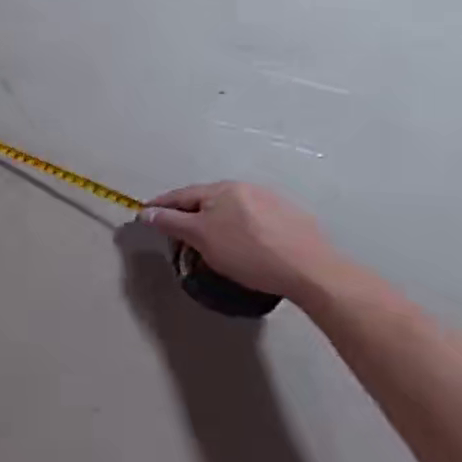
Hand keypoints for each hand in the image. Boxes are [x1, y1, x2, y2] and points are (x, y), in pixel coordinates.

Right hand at [139, 181, 349, 303]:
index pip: (180, 195)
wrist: (315, 273)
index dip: (160, 207)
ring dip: (217, 222)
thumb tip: (146, 212)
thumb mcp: (199, 237)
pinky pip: (257, 221)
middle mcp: (248, 189)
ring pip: (233, 210)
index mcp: (223, 189)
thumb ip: (169, 222)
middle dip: (190, 215)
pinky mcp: (296, 221)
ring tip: (213, 242)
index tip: (145, 217)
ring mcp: (275, 203)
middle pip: (207, 201)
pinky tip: (247, 246)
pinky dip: (243, 230)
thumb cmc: (248, 252)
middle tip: (178, 234)